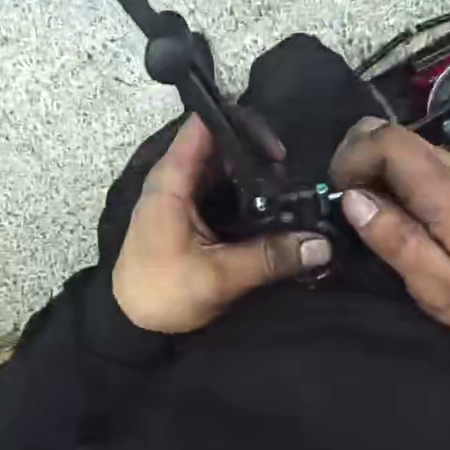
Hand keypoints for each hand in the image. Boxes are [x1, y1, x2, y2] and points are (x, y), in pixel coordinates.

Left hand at [113, 114, 332, 332]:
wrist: (129, 325)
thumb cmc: (161, 294)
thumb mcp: (218, 276)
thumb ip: (269, 257)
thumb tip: (320, 244)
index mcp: (171, 180)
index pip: (204, 126)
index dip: (240, 124)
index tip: (276, 147)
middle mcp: (175, 179)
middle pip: (219, 145)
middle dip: (256, 154)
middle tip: (291, 177)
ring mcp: (182, 196)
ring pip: (223, 169)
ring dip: (253, 176)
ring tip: (288, 193)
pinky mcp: (189, 214)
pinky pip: (221, 191)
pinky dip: (245, 194)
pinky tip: (271, 211)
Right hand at [330, 116, 449, 330]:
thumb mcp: (435, 288)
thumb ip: (398, 243)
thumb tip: (353, 199)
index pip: (392, 145)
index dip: (355, 158)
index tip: (341, 192)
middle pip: (390, 134)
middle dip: (355, 157)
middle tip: (345, 196)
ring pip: (396, 139)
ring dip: (367, 163)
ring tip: (362, 201)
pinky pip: (405, 152)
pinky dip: (383, 169)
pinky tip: (385, 199)